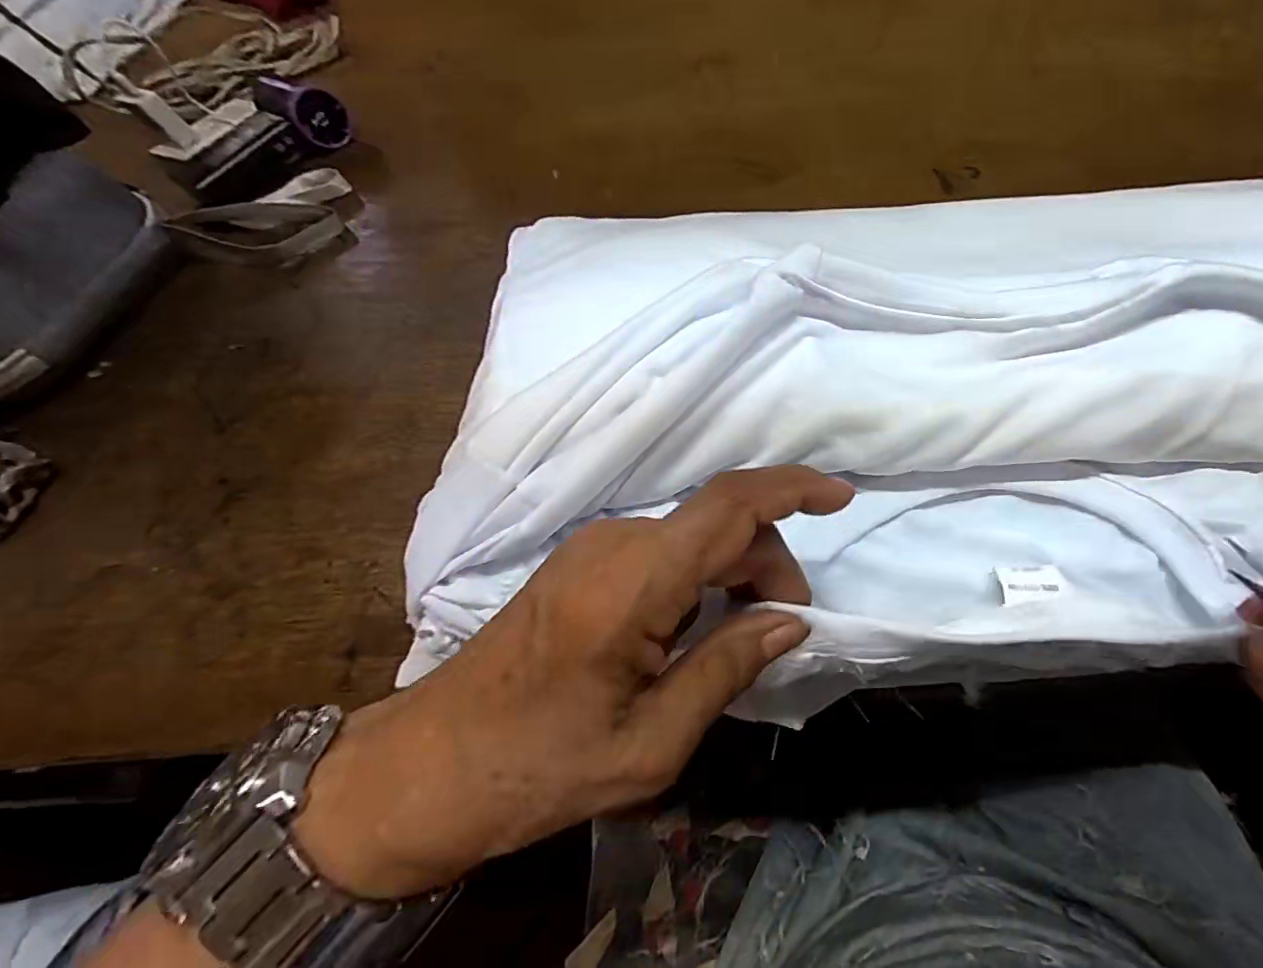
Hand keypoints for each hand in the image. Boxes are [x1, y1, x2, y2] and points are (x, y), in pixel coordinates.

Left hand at [292, 466, 852, 898]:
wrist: (420, 772)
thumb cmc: (534, 769)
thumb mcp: (650, 742)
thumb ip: (727, 668)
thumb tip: (792, 622)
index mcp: (631, 585)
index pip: (729, 507)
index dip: (793, 490)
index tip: (842, 497)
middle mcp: (615, 545)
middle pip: (723, 526)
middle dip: (770, 568)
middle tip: (785, 632)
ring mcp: (594, 548)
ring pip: (698, 537)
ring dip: (738, 575)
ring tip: (740, 641)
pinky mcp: (584, 562)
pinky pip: (668, 551)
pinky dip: (704, 579)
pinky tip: (699, 632)